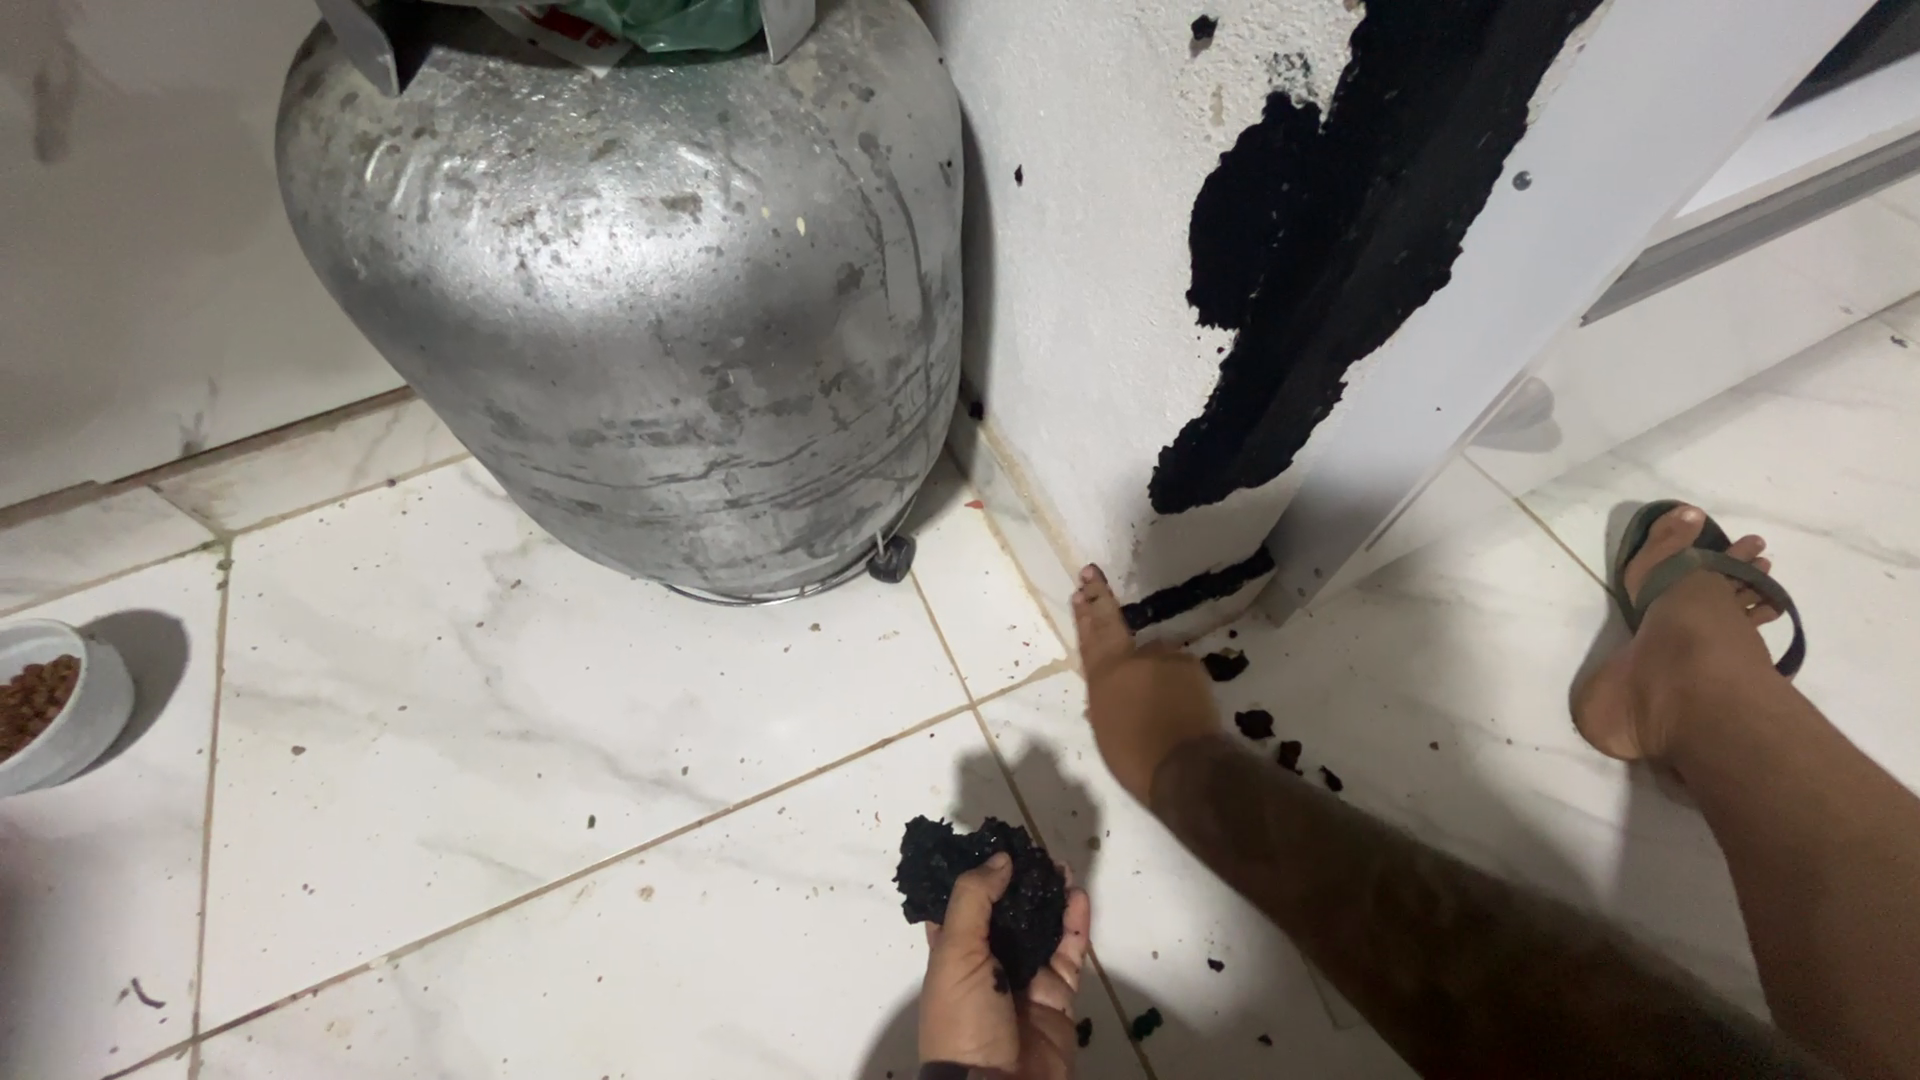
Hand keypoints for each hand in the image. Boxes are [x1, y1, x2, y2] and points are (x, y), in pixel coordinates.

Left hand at [918, 853, 1092, 1078]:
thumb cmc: (963, 1016)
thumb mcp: (955, 950)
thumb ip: (975, 898)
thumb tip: (1000, 858)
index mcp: (953, 951)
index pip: (962, 903)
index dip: (976, 873)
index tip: (994, 843)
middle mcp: (989, 960)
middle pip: (1007, 910)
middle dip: (1020, 881)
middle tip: (1035, 851)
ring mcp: (1025, 977)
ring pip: (1041, 926)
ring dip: (1050, 896)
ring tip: (1059, 866)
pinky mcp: (1057, 995)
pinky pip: (1068, 952)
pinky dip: (1075, 924)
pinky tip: (1078, 895)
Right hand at [1073, 564, 1218, 803]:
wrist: (1184, 765)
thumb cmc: (1134, 756)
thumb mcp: (1106, 728)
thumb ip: (1107, 700)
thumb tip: (1113, 692)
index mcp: (1104, 675)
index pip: (1090, 636)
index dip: (1083, 613)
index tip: (1079, 590)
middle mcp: (1130, 658)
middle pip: (1111, 622)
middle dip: (1098, 596)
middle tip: (1090, 573)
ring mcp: (1162, 658)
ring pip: (1154, 656)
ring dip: (1153, 670)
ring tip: (1159, 702)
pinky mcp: (1189, 665)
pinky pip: (1177, 669)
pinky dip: (1176, 682)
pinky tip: (1180, 705)